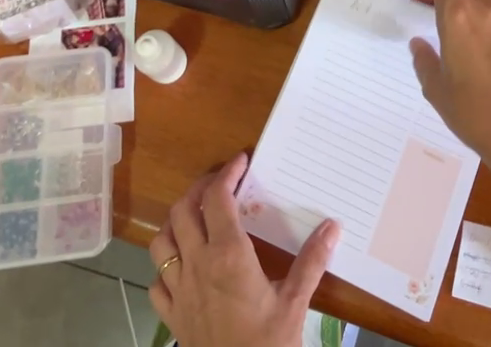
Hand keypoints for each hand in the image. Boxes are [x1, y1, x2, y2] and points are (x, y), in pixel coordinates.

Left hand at [149, 152, 339, 346]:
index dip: (226, 173)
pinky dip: (165, 264)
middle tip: (221, 183)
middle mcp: (197, 265)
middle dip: (199, 189)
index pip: (217, 198)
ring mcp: (179, 291)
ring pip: (161, 240)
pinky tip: (182, 264)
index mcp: (228, 256)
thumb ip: (312, 261)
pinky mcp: (171, 316)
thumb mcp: (295, 303)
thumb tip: (333, 226)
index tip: (241, 161)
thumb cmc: (269, 345)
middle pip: (183, 210)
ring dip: (175, 221)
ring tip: (196, 216)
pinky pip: (156, 280)